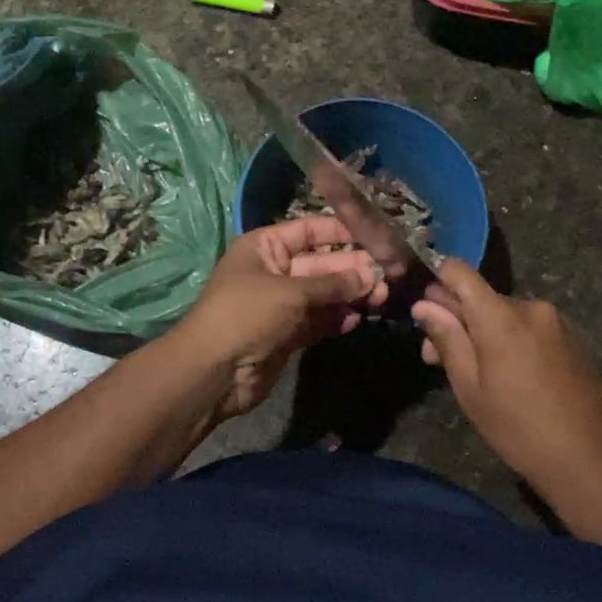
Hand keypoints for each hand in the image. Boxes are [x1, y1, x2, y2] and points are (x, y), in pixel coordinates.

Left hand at [172, 217, 387, 419]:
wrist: (214, 371)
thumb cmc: (246, 315)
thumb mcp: (291, 292)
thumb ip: (332, 284)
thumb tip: (371, 275)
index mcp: (264, 247)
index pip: (308, 230)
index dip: (340, 231)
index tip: (376, 236)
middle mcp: (274, 271)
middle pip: (321, 264)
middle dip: (352, 269)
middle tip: (387, 276)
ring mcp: (280, 304)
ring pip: (323, 295)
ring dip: (350, 296)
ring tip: (381, 298)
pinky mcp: (287, 334)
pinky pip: (318, 320)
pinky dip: (337, 319)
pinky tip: (358, 319)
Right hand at [411, 260, 601, 493]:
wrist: (591, 457)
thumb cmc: (518, 427)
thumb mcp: (470, 388)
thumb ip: (447, 339)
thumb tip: (423, 305)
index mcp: (500, 315)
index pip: (459, 271)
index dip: (436, 282)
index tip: (424, 310)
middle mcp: (530, 306)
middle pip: (481, 297)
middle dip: (455, 319)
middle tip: (436, 358)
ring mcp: (555, 321)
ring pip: (504, 314)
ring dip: (482, 332)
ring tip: (473, 372)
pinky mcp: (571, 337)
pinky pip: (528, 327)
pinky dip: (509, 339)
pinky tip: (508, 375)